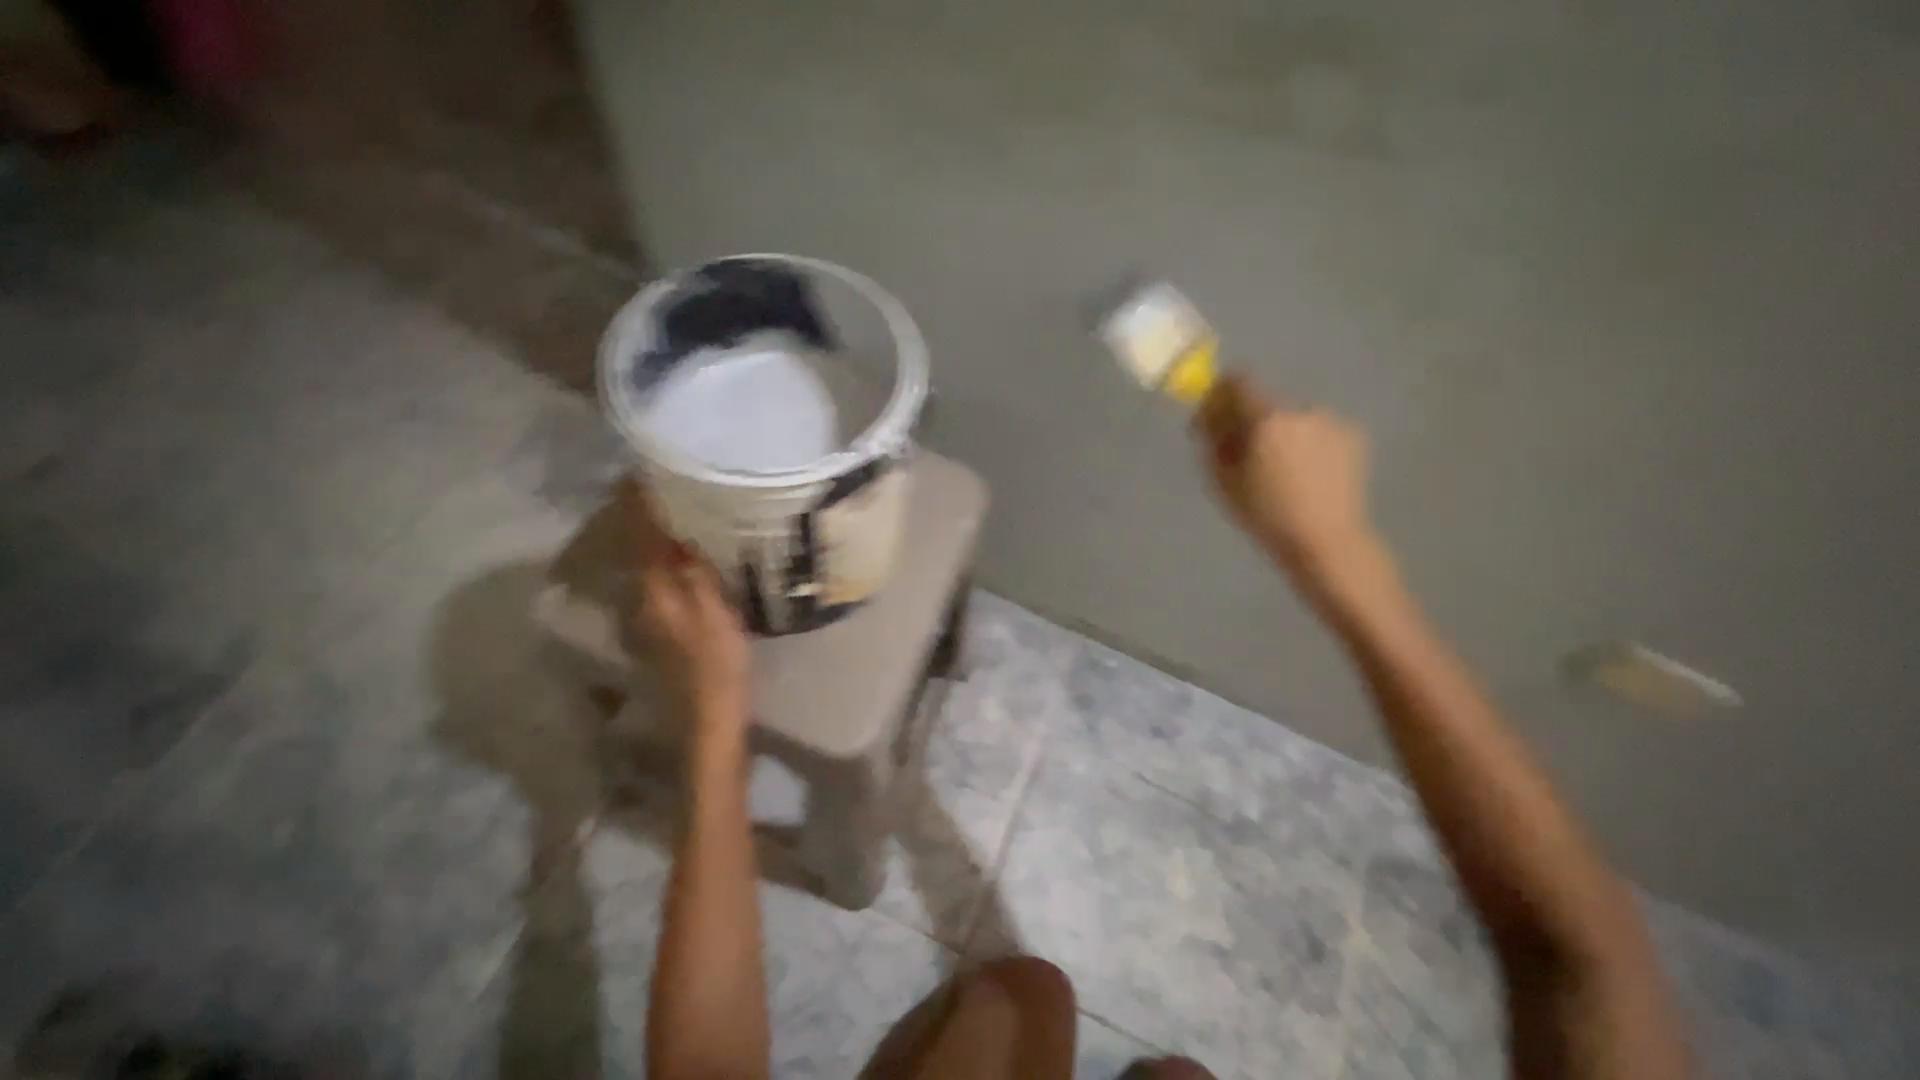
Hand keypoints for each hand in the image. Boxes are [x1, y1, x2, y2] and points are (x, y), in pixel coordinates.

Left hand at [621, 480, 750, 724]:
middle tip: (668, 483)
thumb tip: (672, 520)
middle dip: (644, 512)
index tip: (649, 468)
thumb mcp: (712, 607)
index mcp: (650, 586)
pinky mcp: (656, 626)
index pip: (637, 529)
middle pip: (633, 542)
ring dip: (652, 534)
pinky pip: (653, 577)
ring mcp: (642, 613)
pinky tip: (684, 554)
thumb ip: (690, 564)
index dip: (640, 497)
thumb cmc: (717, 662)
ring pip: (641, 560)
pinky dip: (662, 558)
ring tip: (679, 510)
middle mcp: (636, 595)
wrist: (707, 716)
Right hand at [1195, 374, 1387, 605]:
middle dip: (1255, 422)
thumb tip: (1207, 411)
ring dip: (1283, 435)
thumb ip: (1212, 437)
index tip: (1218, 413)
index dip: (1224, 392)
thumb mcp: (1223, 480)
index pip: (1239, 381)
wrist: (1326, 540)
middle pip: (1267, 403)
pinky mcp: (1352, 437)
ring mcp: (1331, 422)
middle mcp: (1300, 409)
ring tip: (1283, 473)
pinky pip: (1318, 432)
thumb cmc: (1265, 515)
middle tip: (1249, 457)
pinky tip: (1308, 476)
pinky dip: (1309, 446)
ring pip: (1294, 419)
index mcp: (1267, 417)